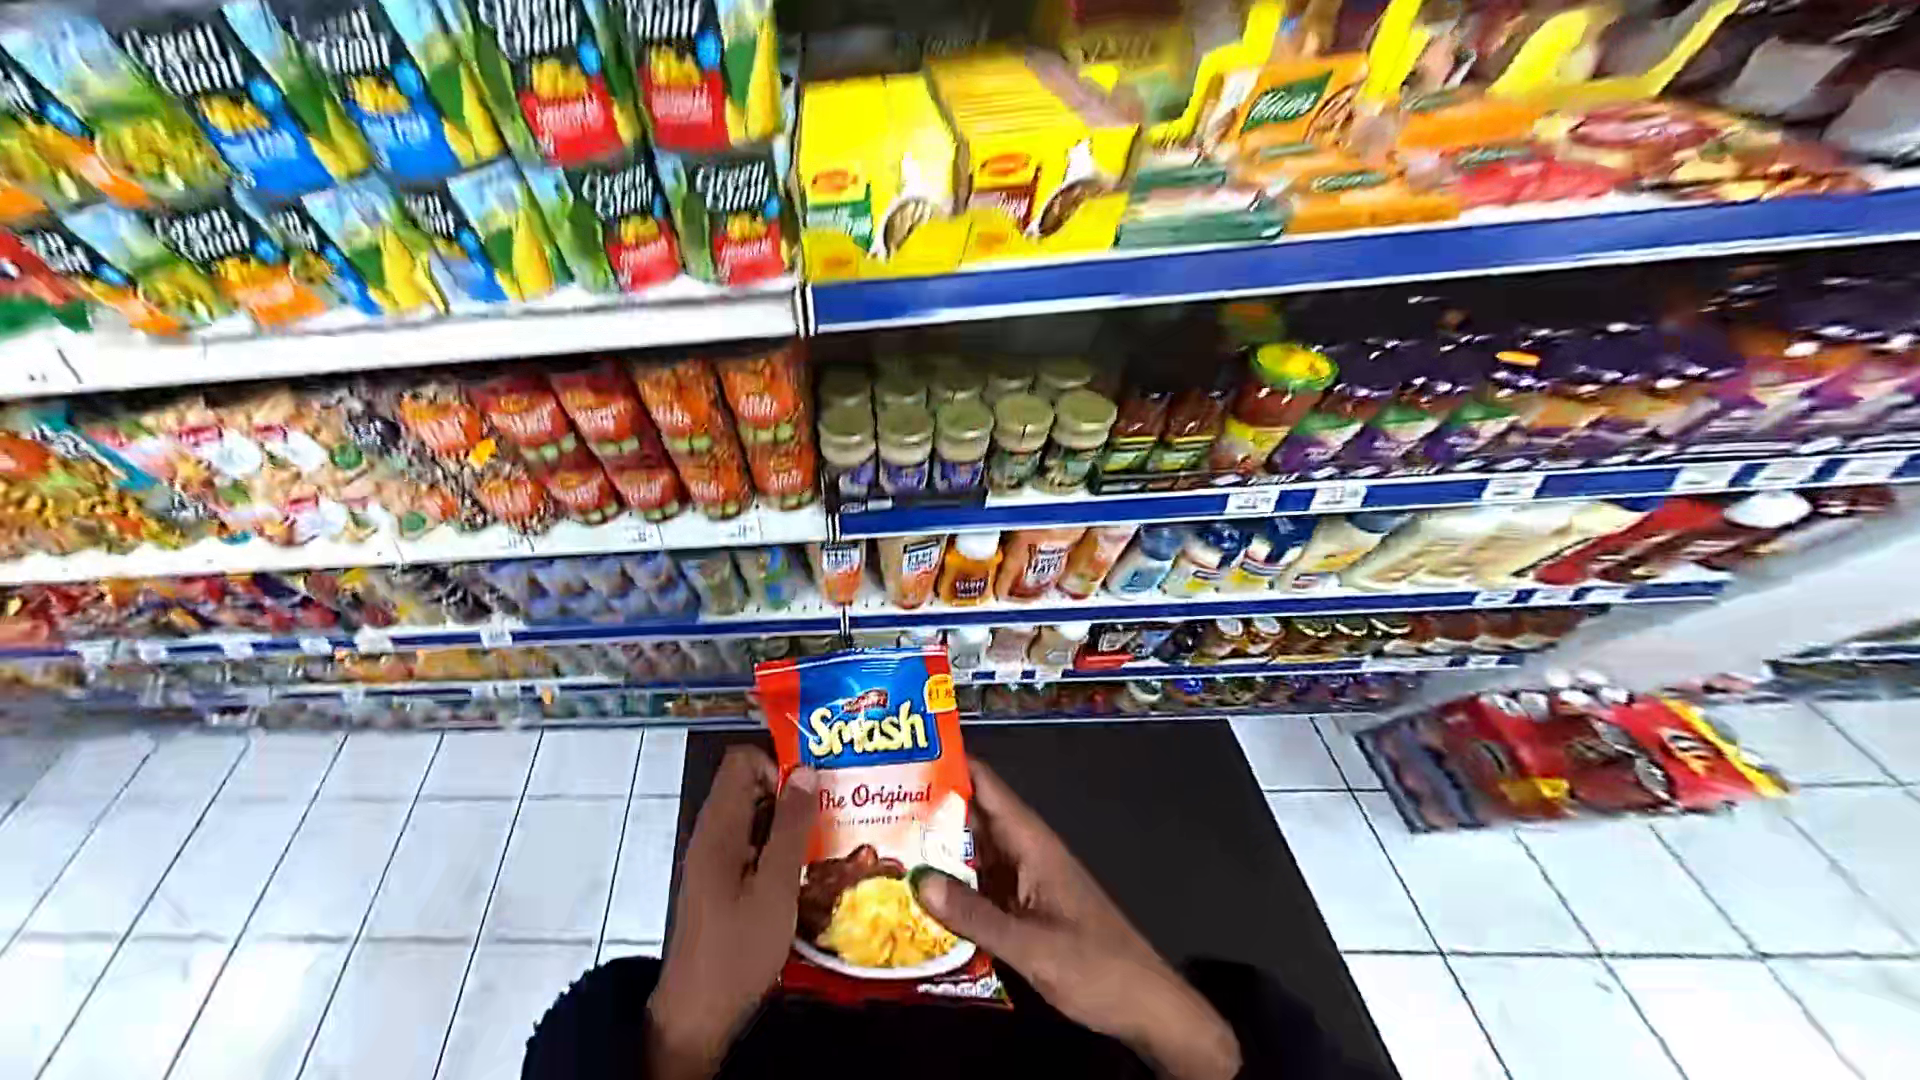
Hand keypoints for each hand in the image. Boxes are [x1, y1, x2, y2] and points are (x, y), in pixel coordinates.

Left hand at [647, 746, 814, 1079]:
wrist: (697, 1016)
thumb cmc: (737, 949)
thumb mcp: (775, 886)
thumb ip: (791, 826)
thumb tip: (807, 770)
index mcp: (720, 827)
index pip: (742, 761)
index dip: (776, 764)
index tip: (810, 791)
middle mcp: (713, 833)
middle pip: (751, 784)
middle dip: (791, 790)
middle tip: (829, 811)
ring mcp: (716, 856)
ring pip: (755, 813)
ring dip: (789, 819)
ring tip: (826, 838)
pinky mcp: (722, 878)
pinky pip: (753, 840)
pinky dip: (780, 843)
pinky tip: (806, 868)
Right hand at [913, 759, 1240, 1079]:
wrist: (1141, 1004)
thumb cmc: (1093, 965)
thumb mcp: (1030, 944)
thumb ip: (974, 915)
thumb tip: (916, 881)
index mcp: (1030, 840)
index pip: (985, 785)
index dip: (949, 764)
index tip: (903, 758)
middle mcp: (1022, 850)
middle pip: (970, 816)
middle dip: (927, 808)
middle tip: (873, 807)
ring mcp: (1020, 879)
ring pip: (970, 852)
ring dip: (934, 849)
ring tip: (881, 846)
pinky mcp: (1019, 906)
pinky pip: (977, 884)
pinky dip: (949, 884)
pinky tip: (915, 895)